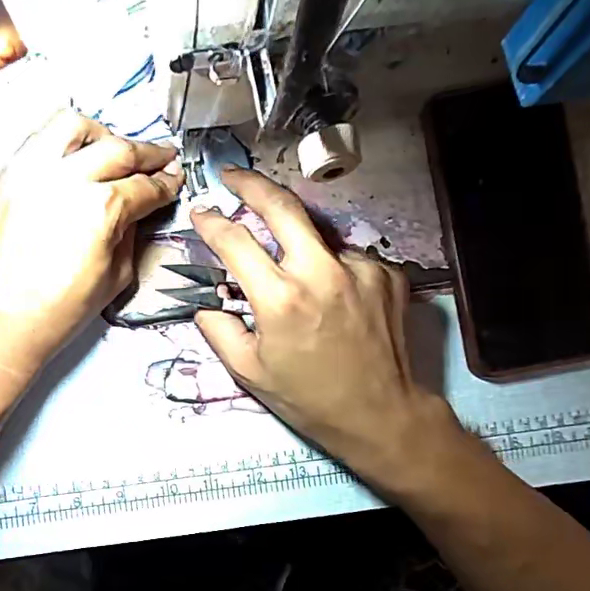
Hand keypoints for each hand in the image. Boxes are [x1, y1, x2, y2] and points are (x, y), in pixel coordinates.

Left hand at [0, 111, 182, 382]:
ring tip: (114, 150)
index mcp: (100, 209)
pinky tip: (76, 161)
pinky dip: (65, 143)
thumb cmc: (52, 313)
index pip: (145, 185)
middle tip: (161, 157)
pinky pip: (39, 140)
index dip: (167, 183)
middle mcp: (64, 180)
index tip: (174, 179)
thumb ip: (130, 233)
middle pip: (118, 147)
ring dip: (104, 134)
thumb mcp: (115, 277)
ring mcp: (28, 172)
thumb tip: (138, 209)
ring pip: (74, 125)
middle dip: (148, 152)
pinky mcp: (3, 176)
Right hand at [191, 168, 463, 487]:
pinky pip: (350, 258)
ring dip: (302, 248)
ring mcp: (360, 269)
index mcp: (280, 299)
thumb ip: (219, 330)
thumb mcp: (250, 373)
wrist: (379, 413)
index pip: (235, 240)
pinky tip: (338, 301)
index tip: (202, 212)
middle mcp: (321, 273)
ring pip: (319, 237)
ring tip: (304, 286)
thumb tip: (207, 303)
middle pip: (282, 205)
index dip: (211, 222)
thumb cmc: (309, 399)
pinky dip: (336, 271)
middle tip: (234, 177)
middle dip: (251, 184)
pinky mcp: (388, 274)